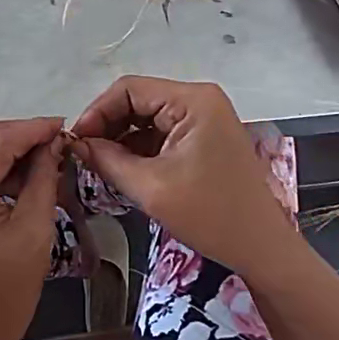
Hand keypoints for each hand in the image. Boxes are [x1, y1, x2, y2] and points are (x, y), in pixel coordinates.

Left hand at [0, 117, 65, 339]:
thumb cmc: (5, 295)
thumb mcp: (33, 233)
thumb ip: (42, 178)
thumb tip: (53, 143)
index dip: (32, 129)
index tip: (63, 125)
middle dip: (19, 136)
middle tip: (57, 141)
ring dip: (6, 149)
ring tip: (45, 158)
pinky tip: (19, 173)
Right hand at [69, 77, 298, 276]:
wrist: (263, 250)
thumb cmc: (211, 215)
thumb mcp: (149, 187)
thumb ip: (105, 159)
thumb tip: (75, 143)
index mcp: (193, 101)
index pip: (128, 89)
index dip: (97, 112)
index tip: (76, 140)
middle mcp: (199, 100)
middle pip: (136, 100)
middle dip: (107, 125)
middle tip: (83, 153)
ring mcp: (203, 118)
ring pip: (144, 117)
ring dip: (119, 137)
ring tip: (98, 162)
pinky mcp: (202, 137)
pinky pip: (158, 132)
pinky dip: (136, 147)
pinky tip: (121, 167)